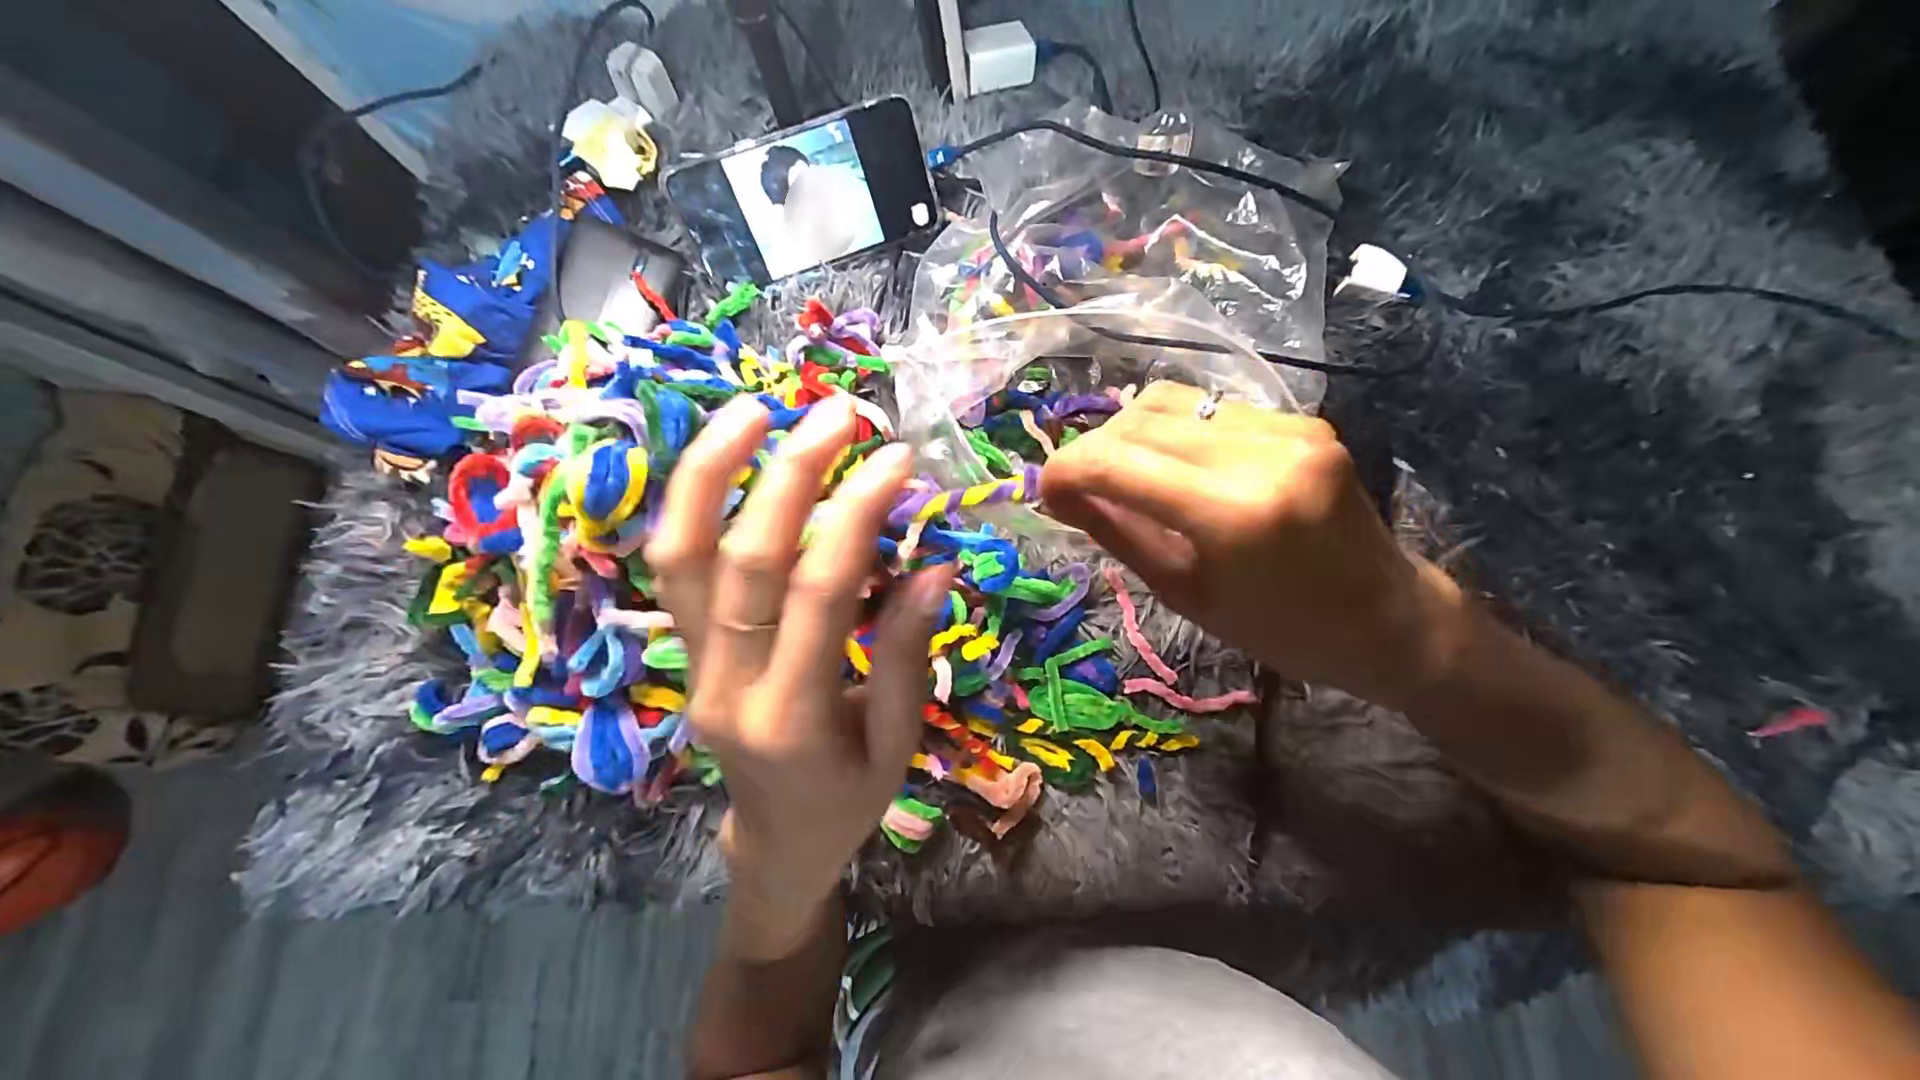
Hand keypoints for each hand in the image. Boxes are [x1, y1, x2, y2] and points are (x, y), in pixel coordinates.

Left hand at [646, 395, 950, 944]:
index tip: (898, 460)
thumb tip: (933, 566)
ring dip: (713, 472)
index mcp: (790, 716)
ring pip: (680, 554)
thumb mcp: (897, 743)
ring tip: (755, 409)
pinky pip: (673, 566)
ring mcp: (690, 663)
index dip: (859, 514)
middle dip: (792, 474)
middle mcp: (725, 682)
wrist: (774, 843)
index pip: (819, 592)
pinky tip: (725, 456)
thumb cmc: (846, 800)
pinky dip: (692, 503)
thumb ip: (906, 655)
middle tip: (839, 414)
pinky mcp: (681, 649)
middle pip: (745, 559)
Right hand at [1040, 381, 1464, 710]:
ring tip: (1124, 476)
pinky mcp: (1302, 421)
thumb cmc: (1280, 630)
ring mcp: (1289, 429)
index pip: (1118, 462)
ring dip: (1129, 436)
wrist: (1390, 619)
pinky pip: (1209, 409)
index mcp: (1233, 515)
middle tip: (1079, 488)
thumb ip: (1117, 532)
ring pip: (1169, 403)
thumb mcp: (1184, 593)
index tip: (1047, 491)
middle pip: (1138, 421)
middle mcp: (1262, 454)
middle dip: (1093, 451)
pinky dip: (1173, 433)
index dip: (1067, 470)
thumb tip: (1061, 493)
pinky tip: (1176, 468)